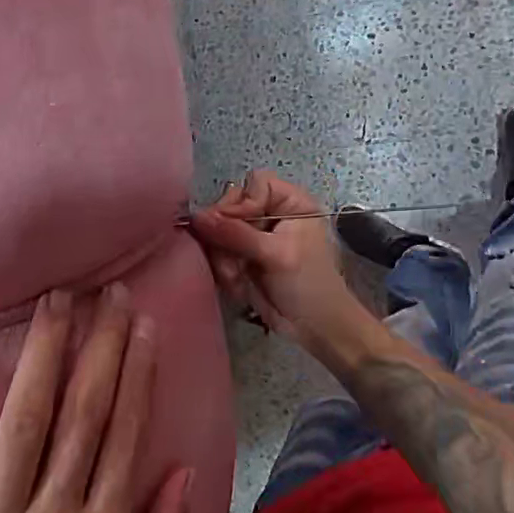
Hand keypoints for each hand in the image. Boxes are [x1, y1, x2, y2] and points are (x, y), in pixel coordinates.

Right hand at [187, 171, 373, 359]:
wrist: (315, 328)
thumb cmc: (308, 285)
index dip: (241, 202)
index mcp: (291, 203)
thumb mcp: (276, 255)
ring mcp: (255, 235)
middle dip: (226, 235)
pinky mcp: (243, 256)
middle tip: (230, 258)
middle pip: (232, 206)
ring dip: (224, 257)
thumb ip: (237, 234)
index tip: (233, 226)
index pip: (254, 184)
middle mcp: (271, 213)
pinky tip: (236, 284)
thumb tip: (198, 217)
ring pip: (220, 231)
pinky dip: (224, 268)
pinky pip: (219, 252)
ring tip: (236, 277)